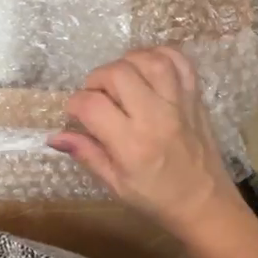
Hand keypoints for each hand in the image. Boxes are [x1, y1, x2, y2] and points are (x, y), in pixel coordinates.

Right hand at [47, 47, 244, 239]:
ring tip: (119, 79)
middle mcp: (155, 117)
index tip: (75, 114)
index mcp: (131, 145)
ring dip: (126, 62)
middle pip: (118, 73)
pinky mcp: (195, 97)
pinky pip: (179, 61)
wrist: (203, 202)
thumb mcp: (115, 184)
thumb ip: (87, 154)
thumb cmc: (156, 199)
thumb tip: (54, 137)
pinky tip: (147, 68)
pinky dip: (160, 55)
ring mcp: (178, 103)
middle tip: (95, 96)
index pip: (92, 105)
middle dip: (97, 79)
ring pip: (148, 60)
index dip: (74, 104)